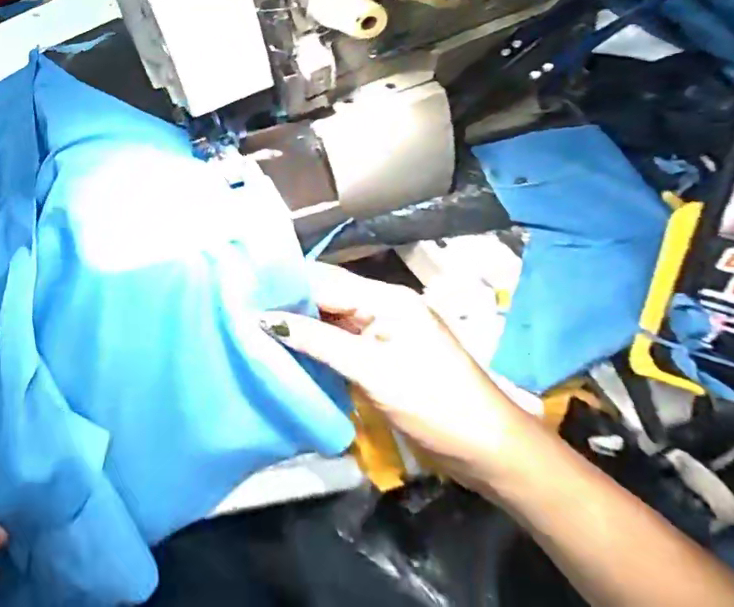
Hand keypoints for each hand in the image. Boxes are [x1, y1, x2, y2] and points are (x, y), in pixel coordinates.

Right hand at [262, 263, 547, 488]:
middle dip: (287, 302)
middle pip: (325, 295)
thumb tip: (265, 319)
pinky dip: (315, 343)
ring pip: (330, 318)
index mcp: (385, 298)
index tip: (242, 290)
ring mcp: (383, 331)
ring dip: (298, 323)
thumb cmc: (436, 404)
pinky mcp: (382, 355)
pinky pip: (339, 339)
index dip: (284, 286)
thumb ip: (319, 342)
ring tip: (254, 325)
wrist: (492, 452)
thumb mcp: (373, 371)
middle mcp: (382, 305)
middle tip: (240, 307)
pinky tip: (288, 348)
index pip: (323, 281)